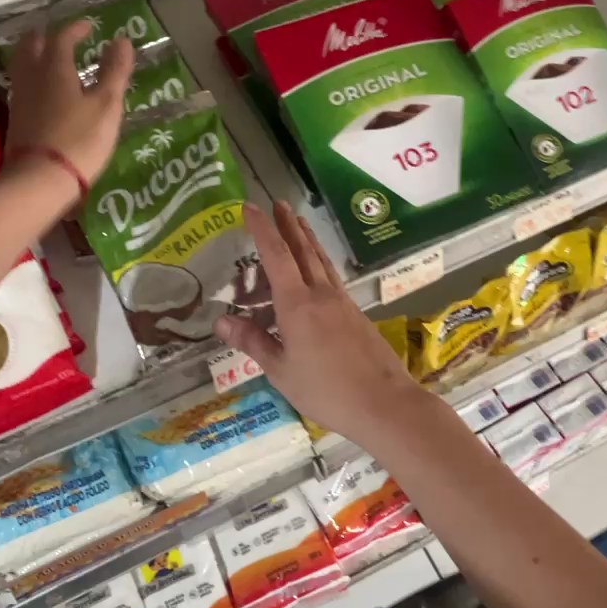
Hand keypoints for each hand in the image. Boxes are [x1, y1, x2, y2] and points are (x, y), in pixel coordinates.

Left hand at [4, 20, 133, 182]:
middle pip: (30, 45)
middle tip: (62, 36)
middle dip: (46, 35)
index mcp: (54, 68)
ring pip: (22, 65)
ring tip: (52, 59)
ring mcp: (20, 99)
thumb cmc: (80, 140)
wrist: (40, 180)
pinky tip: (44, 91)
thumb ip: (114, 72)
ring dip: (36, 55)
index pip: (61, 38)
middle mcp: (32, 77)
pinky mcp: (16, 120)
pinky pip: (23, 86)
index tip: (88, 26)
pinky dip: (34, 78)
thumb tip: (122, 40)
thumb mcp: (106, 105)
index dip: (75, 28)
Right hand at [214, 202, 436, 446]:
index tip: (251, 207)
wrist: (384, 404)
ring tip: (299, 223)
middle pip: (303, 250)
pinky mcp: (356, 315)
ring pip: (321, 261)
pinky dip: (320, 263)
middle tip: (278, 204)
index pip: (276, 257)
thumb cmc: (326, 390)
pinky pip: (332, 278)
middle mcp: (321, 295)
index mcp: (297, 305)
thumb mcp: (281, 371)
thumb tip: (222, 321)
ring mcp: (342, 303)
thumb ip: (254, 342)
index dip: (262, 230)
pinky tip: (319, 269)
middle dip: (288, 226)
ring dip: (307, 239)